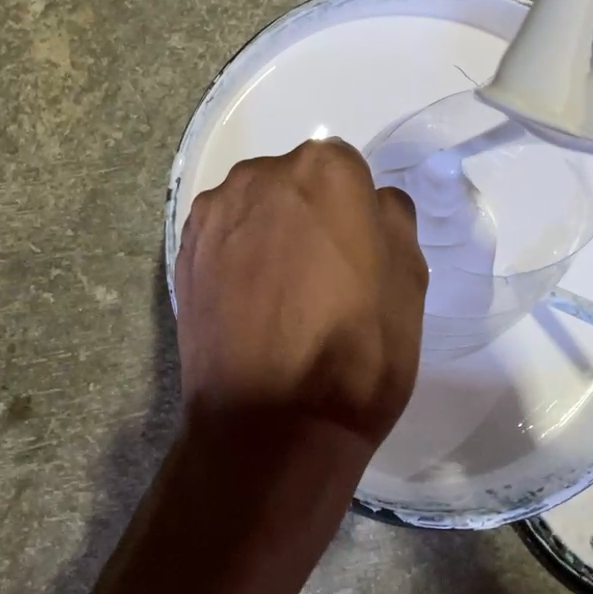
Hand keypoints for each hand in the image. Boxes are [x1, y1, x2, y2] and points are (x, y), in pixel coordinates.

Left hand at [72, 142, 427, 593]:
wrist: (270, 426)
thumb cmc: (356, 350)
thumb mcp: (410, 281)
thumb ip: (393, 219)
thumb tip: (373, 202)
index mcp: (325, 171)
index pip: (347, 168)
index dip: (355, 211)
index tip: (357, 253)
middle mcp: (261, 175)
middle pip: (295, 180)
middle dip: (309, 212)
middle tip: (321, 275)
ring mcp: (215, 211)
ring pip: (256, 205)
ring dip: (269, 230)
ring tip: (280, 293)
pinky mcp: (183, 250)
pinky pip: (223, 234)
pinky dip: (237, 254)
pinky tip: (248, 302)